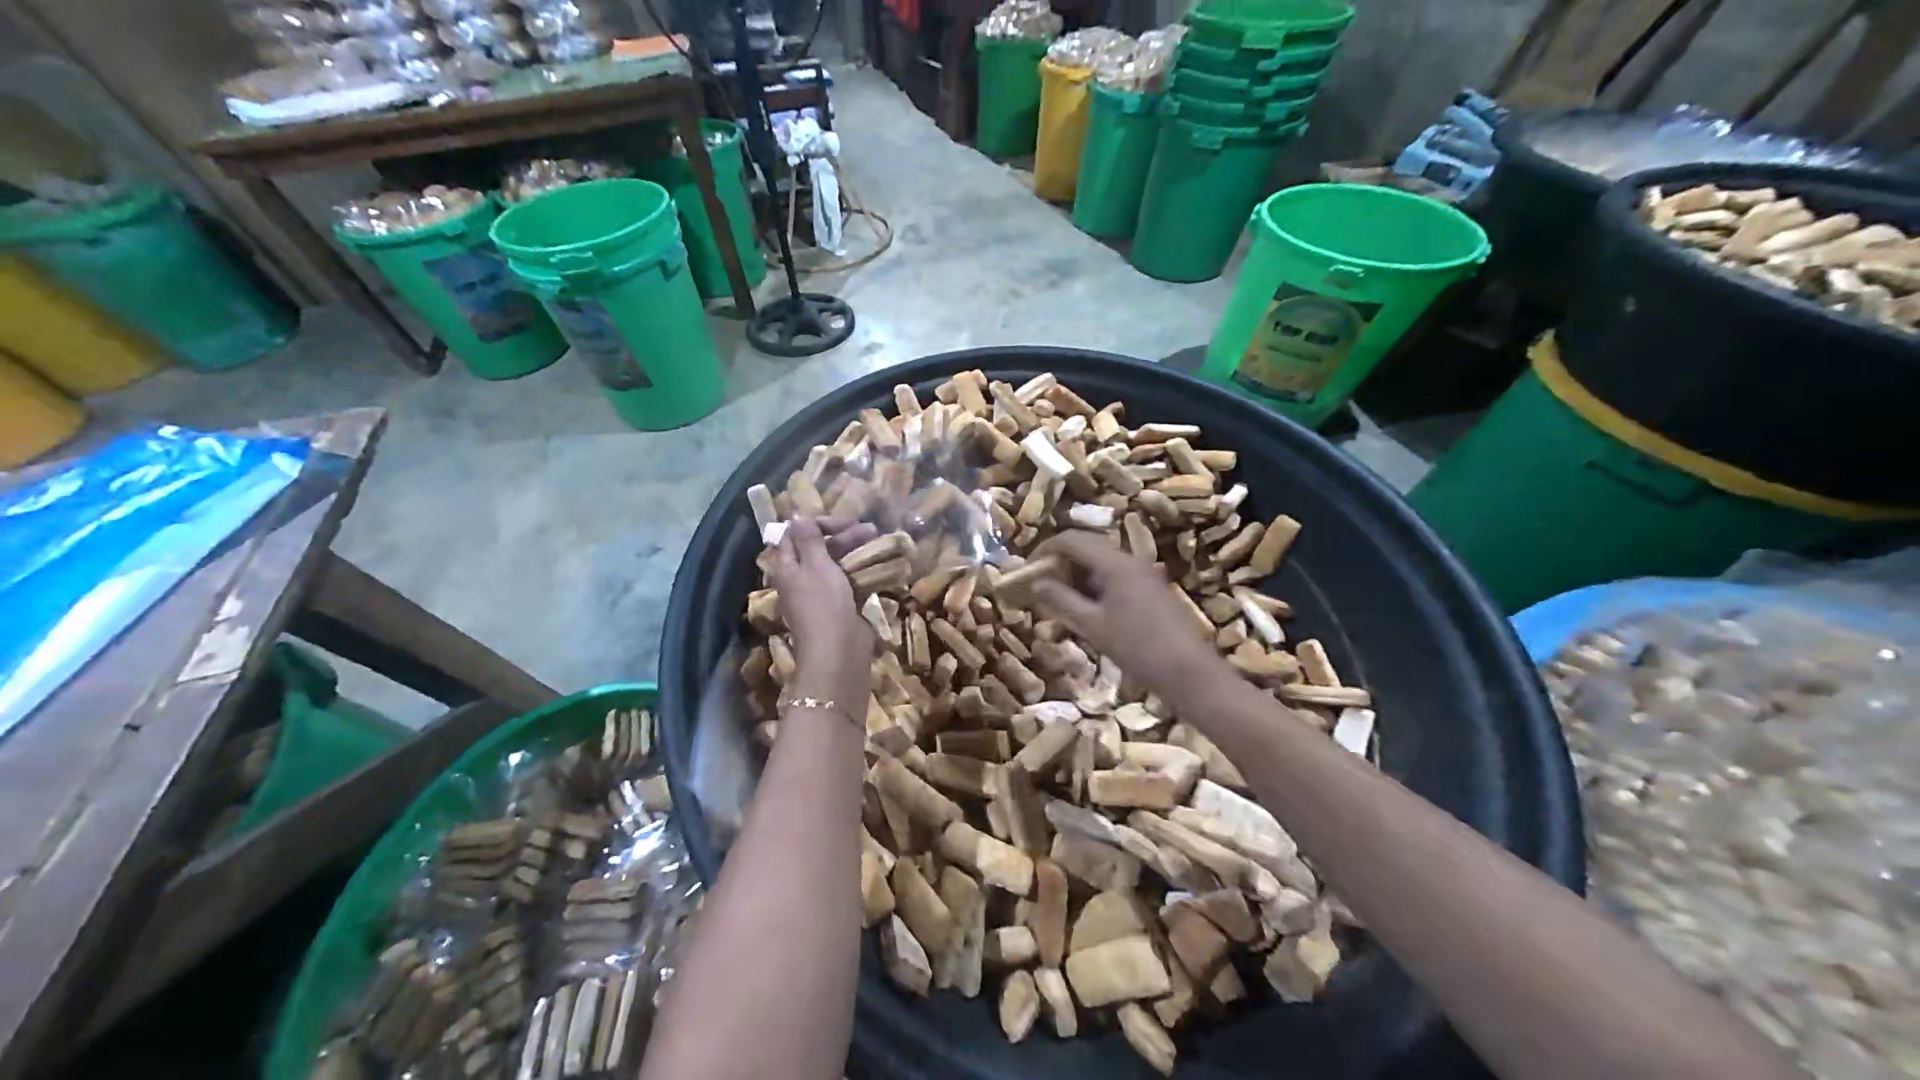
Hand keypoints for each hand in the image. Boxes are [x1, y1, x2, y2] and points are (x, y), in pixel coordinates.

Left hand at [768, 516, 874, 702]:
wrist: (838, 651)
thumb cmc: (823, 603)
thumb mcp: (815, 565)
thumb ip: (808, 540)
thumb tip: (796, 515)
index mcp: (788, 568)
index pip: (795, 536)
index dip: (816, 524)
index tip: (842, 522)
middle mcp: (801, 579)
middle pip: (818, 549)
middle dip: (842, 536)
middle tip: (869, 529)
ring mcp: (821, 593)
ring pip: (836, 564)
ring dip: (855, 550)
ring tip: (878, 540)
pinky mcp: (840, 606)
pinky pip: (849, 582)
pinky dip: (861, 570)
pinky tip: (878, 563)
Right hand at [1030, 532, 1224, 694]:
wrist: (1189, 671)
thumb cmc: (1136, 647)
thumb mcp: (1092, 625)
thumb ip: (1061, 600)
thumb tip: (1036, 582)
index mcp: (1114, 563)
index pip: (1071, 540)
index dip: (1045, 550)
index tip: (1027, 569)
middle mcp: (1130, 560)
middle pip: (1087, 548)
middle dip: (1061, 564)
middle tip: (1041, 588)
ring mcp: (1144, 574)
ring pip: (1102, 564)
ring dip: (1078, 577)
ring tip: (1061, 602)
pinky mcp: (1152, 590)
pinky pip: (1116, 577)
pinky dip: (1096, 587)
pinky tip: (1089, 612)